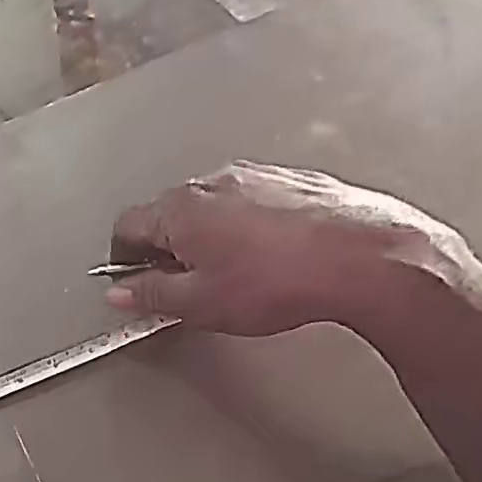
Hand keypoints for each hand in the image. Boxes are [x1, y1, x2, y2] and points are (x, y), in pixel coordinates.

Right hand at [105, 161, 481, 336]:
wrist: (360, 258)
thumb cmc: (282, 278)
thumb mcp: (199, 303)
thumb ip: (151, 295)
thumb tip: (123, 294)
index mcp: (181, 208)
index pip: (127, 226)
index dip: (122, 259)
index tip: (130, 282)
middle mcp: (213, 182)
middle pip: (167, 215)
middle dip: (164, 251)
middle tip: (179, 288)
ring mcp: (253, 178)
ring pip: (209, 209)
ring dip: (205, 241)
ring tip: (227, 279)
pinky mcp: (288, 183)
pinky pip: (247, 206)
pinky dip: (241, 231)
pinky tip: (261, 263)